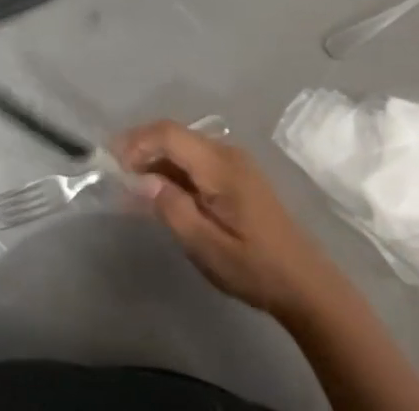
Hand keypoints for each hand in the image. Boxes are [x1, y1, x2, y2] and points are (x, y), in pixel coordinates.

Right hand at [115, 120, 327, 317]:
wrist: (306, 285)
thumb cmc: (255, 268)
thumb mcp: (206, 246)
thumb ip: (170, 208)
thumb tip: (140, 180)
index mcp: (220, 166)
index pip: (168, 133)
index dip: (135, 142)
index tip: (112, 166)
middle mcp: (227, 154)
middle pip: (173, 134)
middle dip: (140, 148)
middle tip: (114, 175)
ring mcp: (234, 163)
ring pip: (183, 145)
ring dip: (154, 159)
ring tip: (131, 186)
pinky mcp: (236, 176)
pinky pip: (195, 159)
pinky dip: (171, 169)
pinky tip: (160, 192)